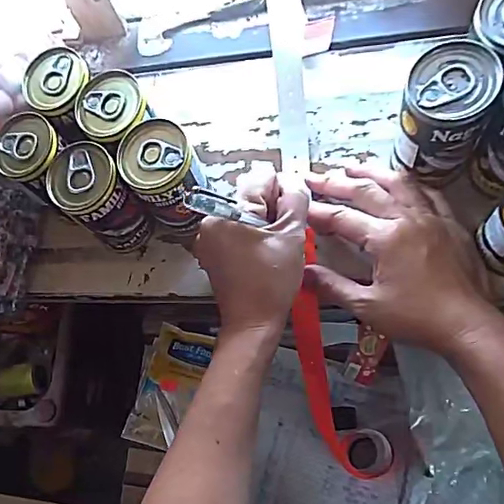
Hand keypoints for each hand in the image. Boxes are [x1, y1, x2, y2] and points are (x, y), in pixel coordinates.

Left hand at [193, 167, 309, 336]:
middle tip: (287, 236)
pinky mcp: (213, 255)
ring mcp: (208, 240)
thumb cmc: (271, 283)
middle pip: (251, 198)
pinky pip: (238, 234)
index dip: (285, 193)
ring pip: (246, 216)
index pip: (262, 179)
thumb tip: (293, 181)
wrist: (252, 323)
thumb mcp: (291, 236)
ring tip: (278, 249)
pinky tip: (266, 257)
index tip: (293, 216)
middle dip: (274, 211)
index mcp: (225, 212)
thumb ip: (295, 200)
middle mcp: (210, 221)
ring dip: (266, 226)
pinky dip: (254, 240)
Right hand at [304, 165, 503, 355]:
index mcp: (387, 238)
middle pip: (368, 191)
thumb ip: (334, 287)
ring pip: (399, 183)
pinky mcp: (450, 225)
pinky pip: (427, 193)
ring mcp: (433, 218)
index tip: (300, 207)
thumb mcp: (368, 306)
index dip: (318, 212)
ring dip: (372, 172)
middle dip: (336, 182)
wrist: (466, 323)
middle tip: (315, 176)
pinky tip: (400, 182)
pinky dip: (409, 184)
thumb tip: (305, 275)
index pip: (343, 218)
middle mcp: (410, 219)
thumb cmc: (418, 318)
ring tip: (352, 166)